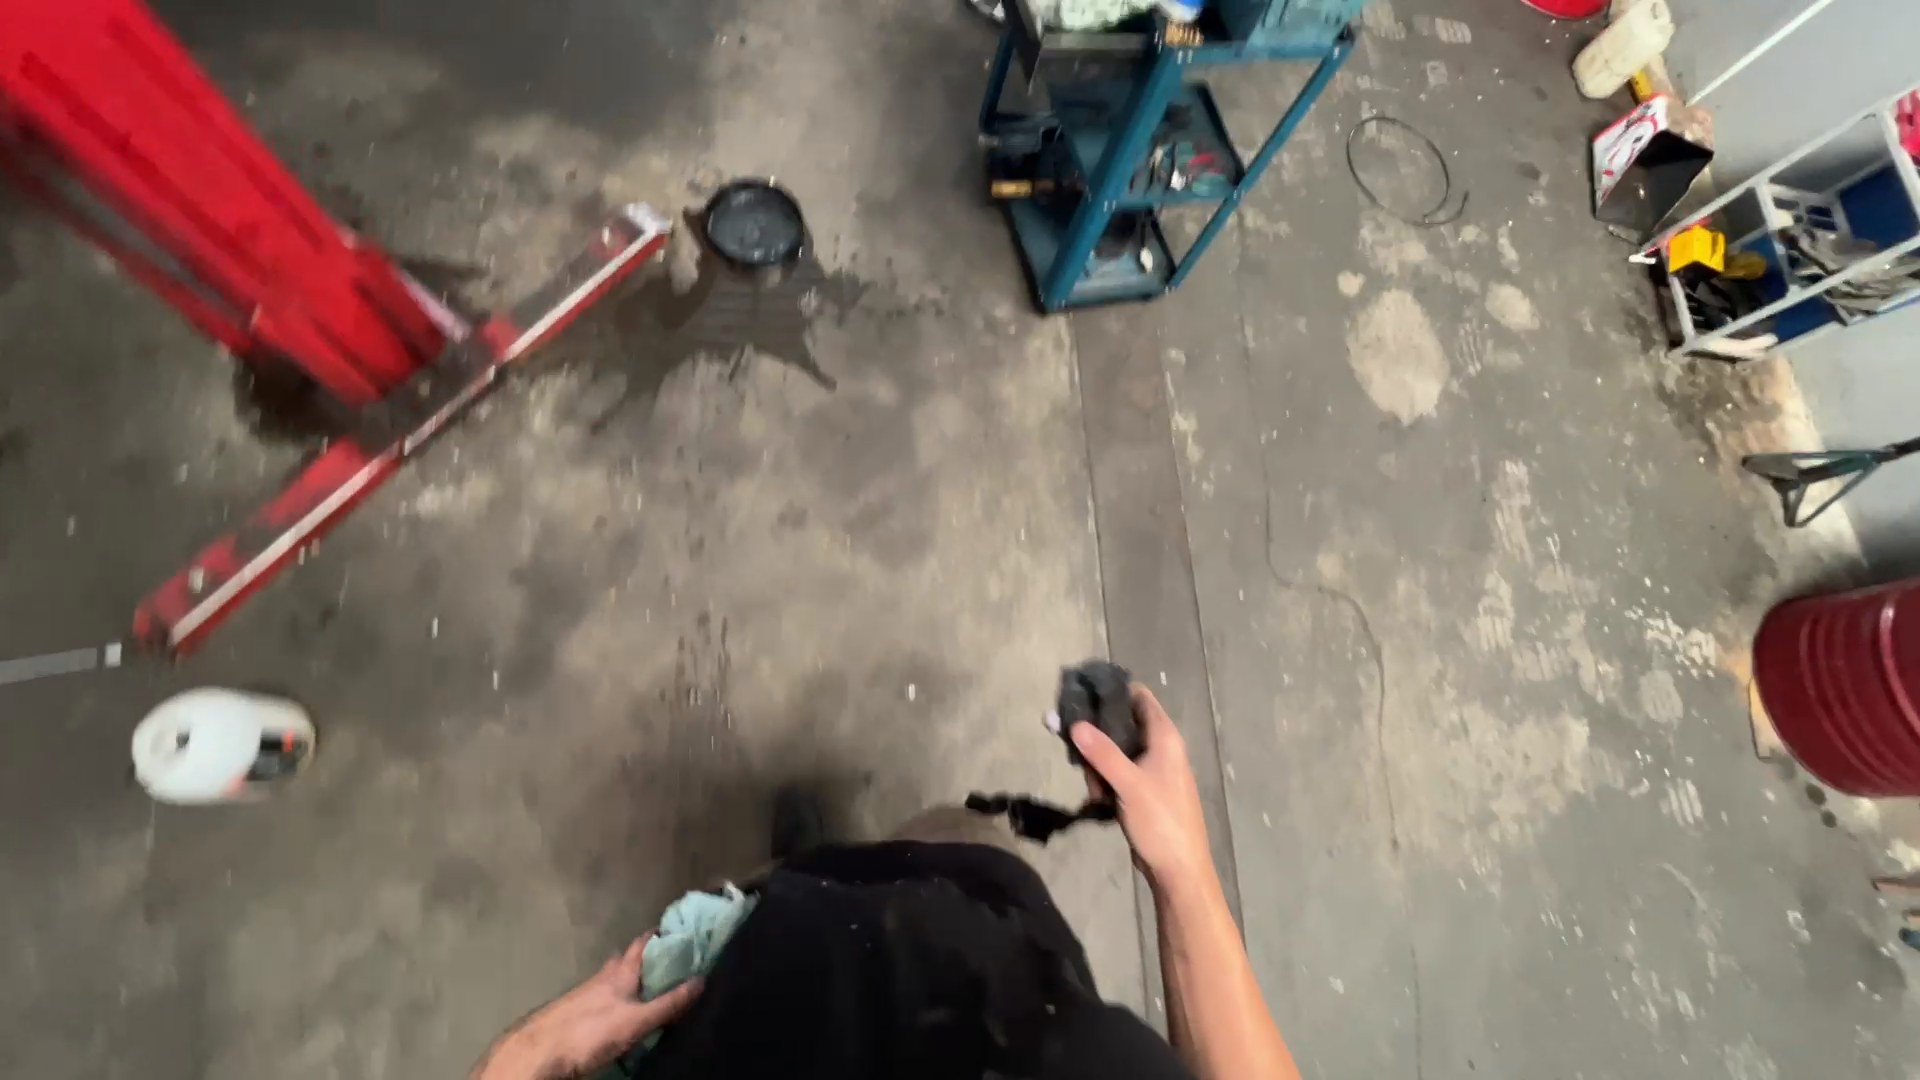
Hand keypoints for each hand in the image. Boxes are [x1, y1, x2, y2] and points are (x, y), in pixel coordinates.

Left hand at [472, 935, 703, 1079]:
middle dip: (645, 956)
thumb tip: (704, 979)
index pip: (644, 941)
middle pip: (627, 957)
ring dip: (628, 978)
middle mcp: (604, 975)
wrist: (535, 1054)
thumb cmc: (589, 1032)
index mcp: (622, 971)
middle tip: (666, 960)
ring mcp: (586, 993)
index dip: (661, 933)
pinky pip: (601, 998)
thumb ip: (669, 1003)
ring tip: (645, 988)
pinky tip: (617, 1012)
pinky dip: (614, 999)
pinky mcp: (573, 1012)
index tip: (680, 929)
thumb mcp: (636, 1022)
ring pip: (612, 978)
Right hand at [1071, 684, 1213, 888]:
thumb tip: (1075, 723)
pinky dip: (1105, 779)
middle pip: (1122, 723)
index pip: (1138, 696)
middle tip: (1074, 746)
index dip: (1112, 690)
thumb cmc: (1160, 822)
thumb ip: (1102, 752)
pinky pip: (1119, 771)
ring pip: (1116, 749)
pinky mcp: (1145, 788)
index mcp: (1165, 737)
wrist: (1179, 870)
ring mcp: (1153, 769)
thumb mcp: (1128, 784)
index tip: (1081, 693)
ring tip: (1092, 785)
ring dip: (1098, 763)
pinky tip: (1098, 798)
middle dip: (1096, 734)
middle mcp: (1160, 747)